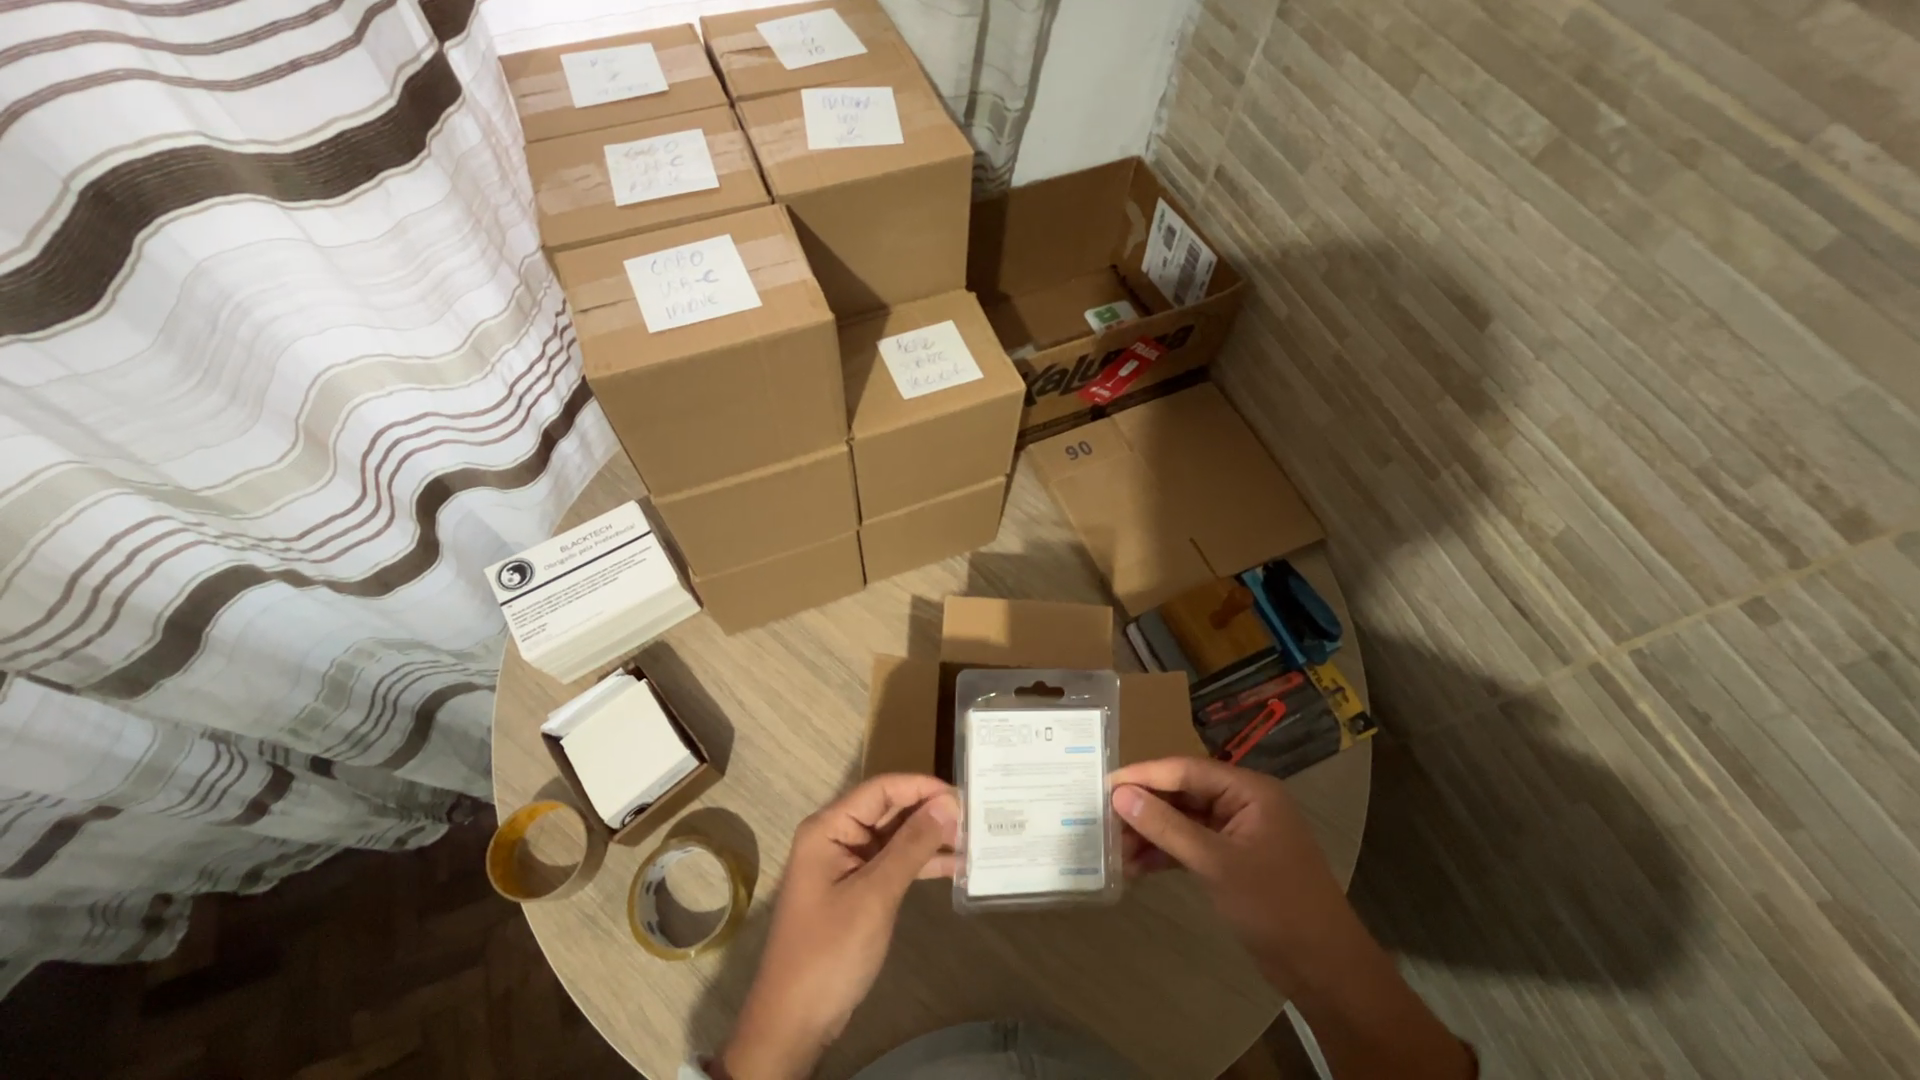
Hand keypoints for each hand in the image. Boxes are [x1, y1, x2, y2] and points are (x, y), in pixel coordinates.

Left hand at [719, 774, 957, 1079]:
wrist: (795, 1019)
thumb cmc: (830, 951)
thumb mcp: (875, 894)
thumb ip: (912, 845)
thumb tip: (947, 804)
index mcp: (828, 828)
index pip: (882, 789)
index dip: (922, 787)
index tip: (964, 797)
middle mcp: (835, 838)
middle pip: (889, 809)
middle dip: (930, 811)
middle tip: (977, 818)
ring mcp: (846, 864)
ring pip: (895, 837)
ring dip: (930, 838)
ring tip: (974, 841)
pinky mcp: (856, 890)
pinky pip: (892, 863)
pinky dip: (920, 863)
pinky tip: (954, 867)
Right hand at [1112, 757, 1477, 1077]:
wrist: (1322, 966)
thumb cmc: (1274, 905)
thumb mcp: (1216, 863)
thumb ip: (1167, 827)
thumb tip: (1120, 795)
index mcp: (1249, 790)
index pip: (1185, 770)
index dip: (1143, 776)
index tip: (1102, 786)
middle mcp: (1243, 803)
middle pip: (1182, 793)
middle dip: (1143, 808)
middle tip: (1101, 821)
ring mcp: (1238, 832)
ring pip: (1183, 820)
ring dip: (1150, 833)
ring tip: (1112, 849)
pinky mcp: (1233, 860)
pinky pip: (1191, 845)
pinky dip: (1165, 854)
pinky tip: (1135, 868)